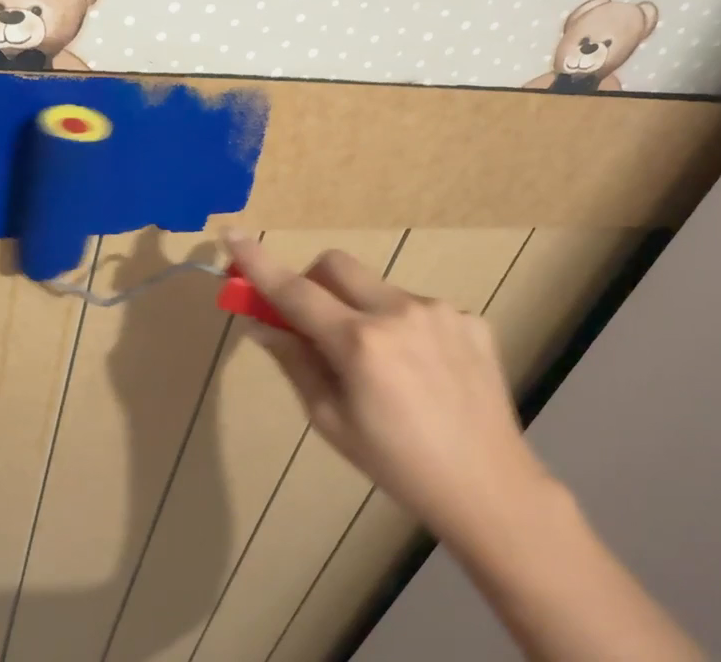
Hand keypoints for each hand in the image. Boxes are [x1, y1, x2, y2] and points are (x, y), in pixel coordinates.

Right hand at [224, 230, 557, 550]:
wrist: (488, 486)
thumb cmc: (395, 462)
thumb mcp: (329, 420)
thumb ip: (293, 361)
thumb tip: (259, 323)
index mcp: (359, 343)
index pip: (294, 291)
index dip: (258, 263)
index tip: (232, 234)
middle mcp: (398, 312)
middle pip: (336, 265)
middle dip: (314, 282)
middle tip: (312, 321)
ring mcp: (439, 311)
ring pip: (377, 288)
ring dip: (362, 310)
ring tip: (383, 366)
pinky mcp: (469, 319)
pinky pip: (416, 307)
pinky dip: (401, 327)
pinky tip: (420, 371)